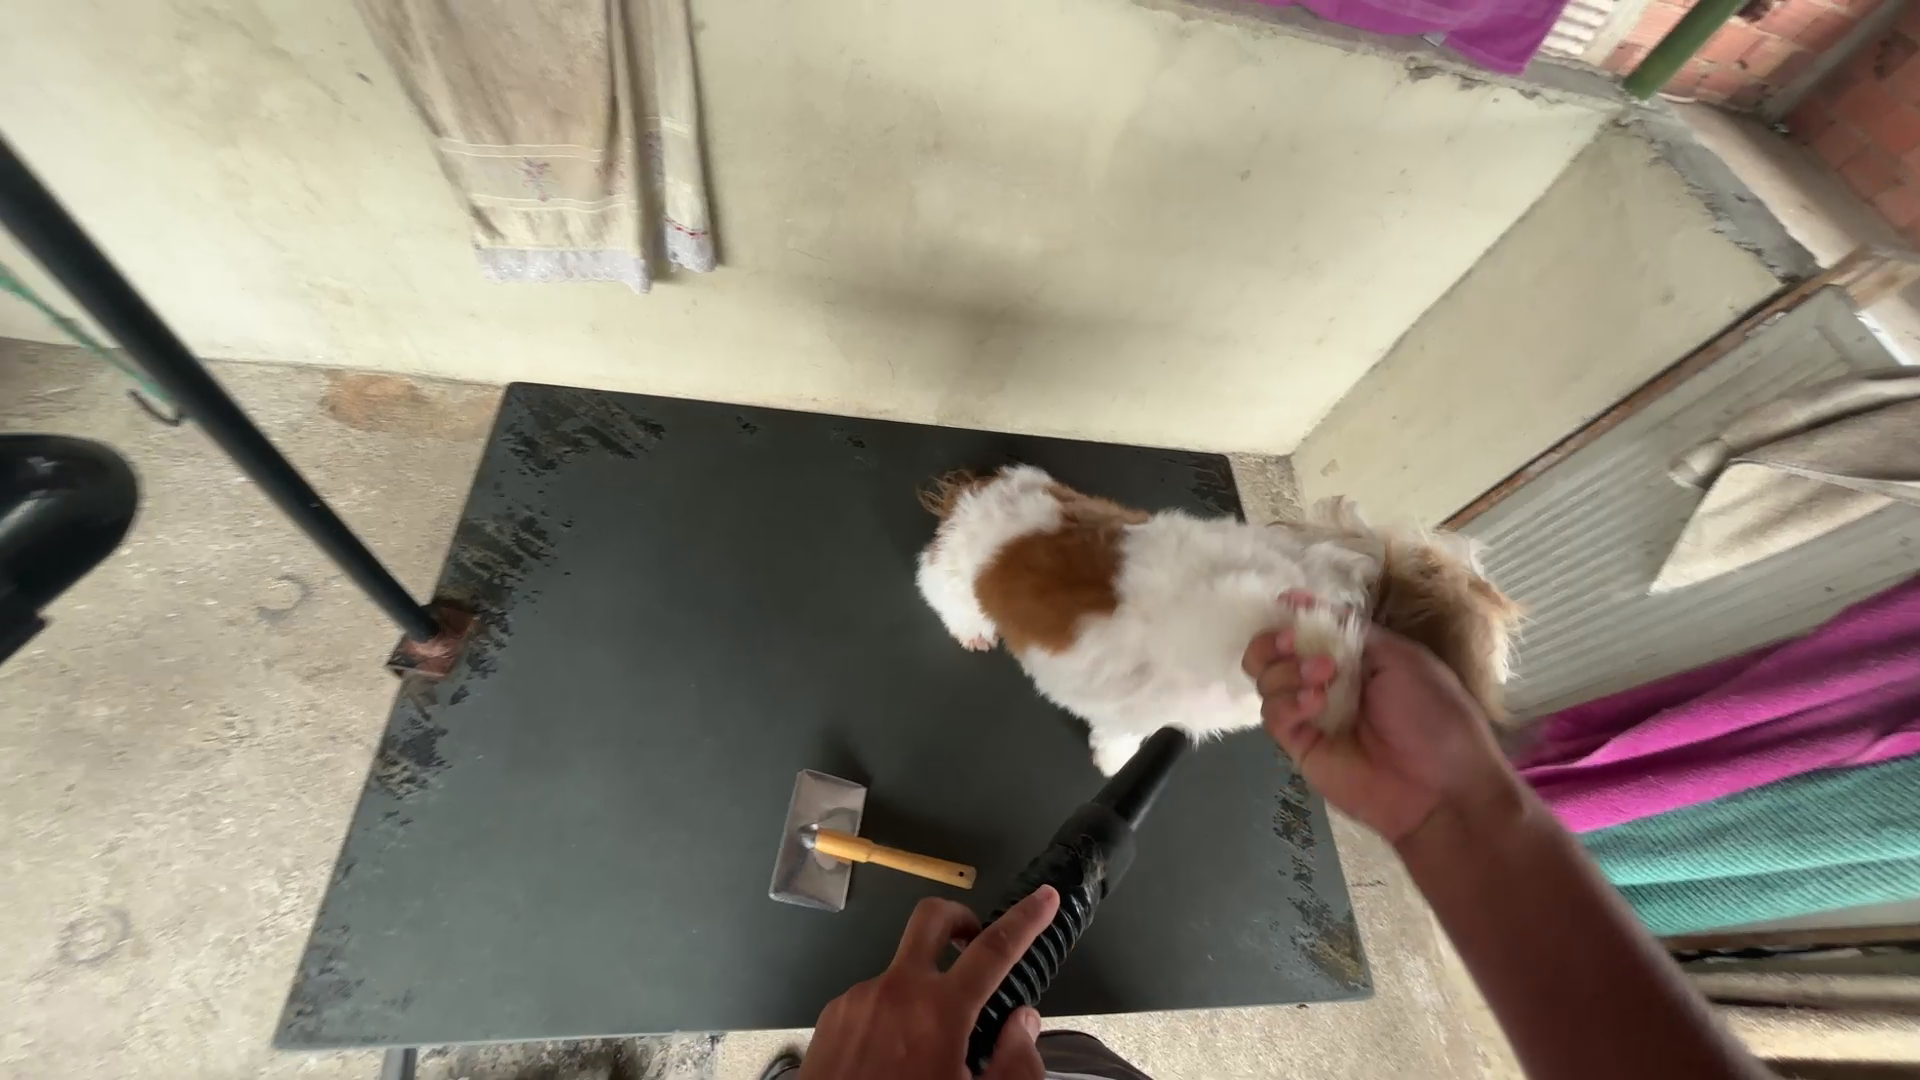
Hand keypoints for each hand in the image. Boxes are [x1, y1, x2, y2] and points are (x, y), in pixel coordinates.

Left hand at [798, 886, 1061, 1079]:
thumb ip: (1014, 1066)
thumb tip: (1023, 1020)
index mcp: (938, 1012)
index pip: (994, 949)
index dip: (1026, 919)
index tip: (1046, 897)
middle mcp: (897, 990)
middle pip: (932, 916)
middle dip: (960, 916)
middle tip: (974, 943)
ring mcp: (859, 997)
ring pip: (902, 970)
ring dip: (922, 989)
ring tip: (924, 1051)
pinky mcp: (833, 1014)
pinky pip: (873, 999)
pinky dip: (891, 1015)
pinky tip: (889, 1061)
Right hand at [1241, 617, 1512, 844]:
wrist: (1443, 788)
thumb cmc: (1434, 716)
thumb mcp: (1400, 658)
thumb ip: (1348, 629)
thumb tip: (1298, 599)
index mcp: (1348, 658)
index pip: (1302, 629)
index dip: (1289, 616)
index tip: (1286, 606)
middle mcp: (1320, 681)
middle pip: (1268, 652)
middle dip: (1274, 641)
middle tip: (1294, 644)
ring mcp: (1306, 712)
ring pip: (1264, 678)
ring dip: (1288, 670)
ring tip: (1323, 679)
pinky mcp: (1298, 743)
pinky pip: (1272, 713)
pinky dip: (1287, 702)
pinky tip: (1315, 705)